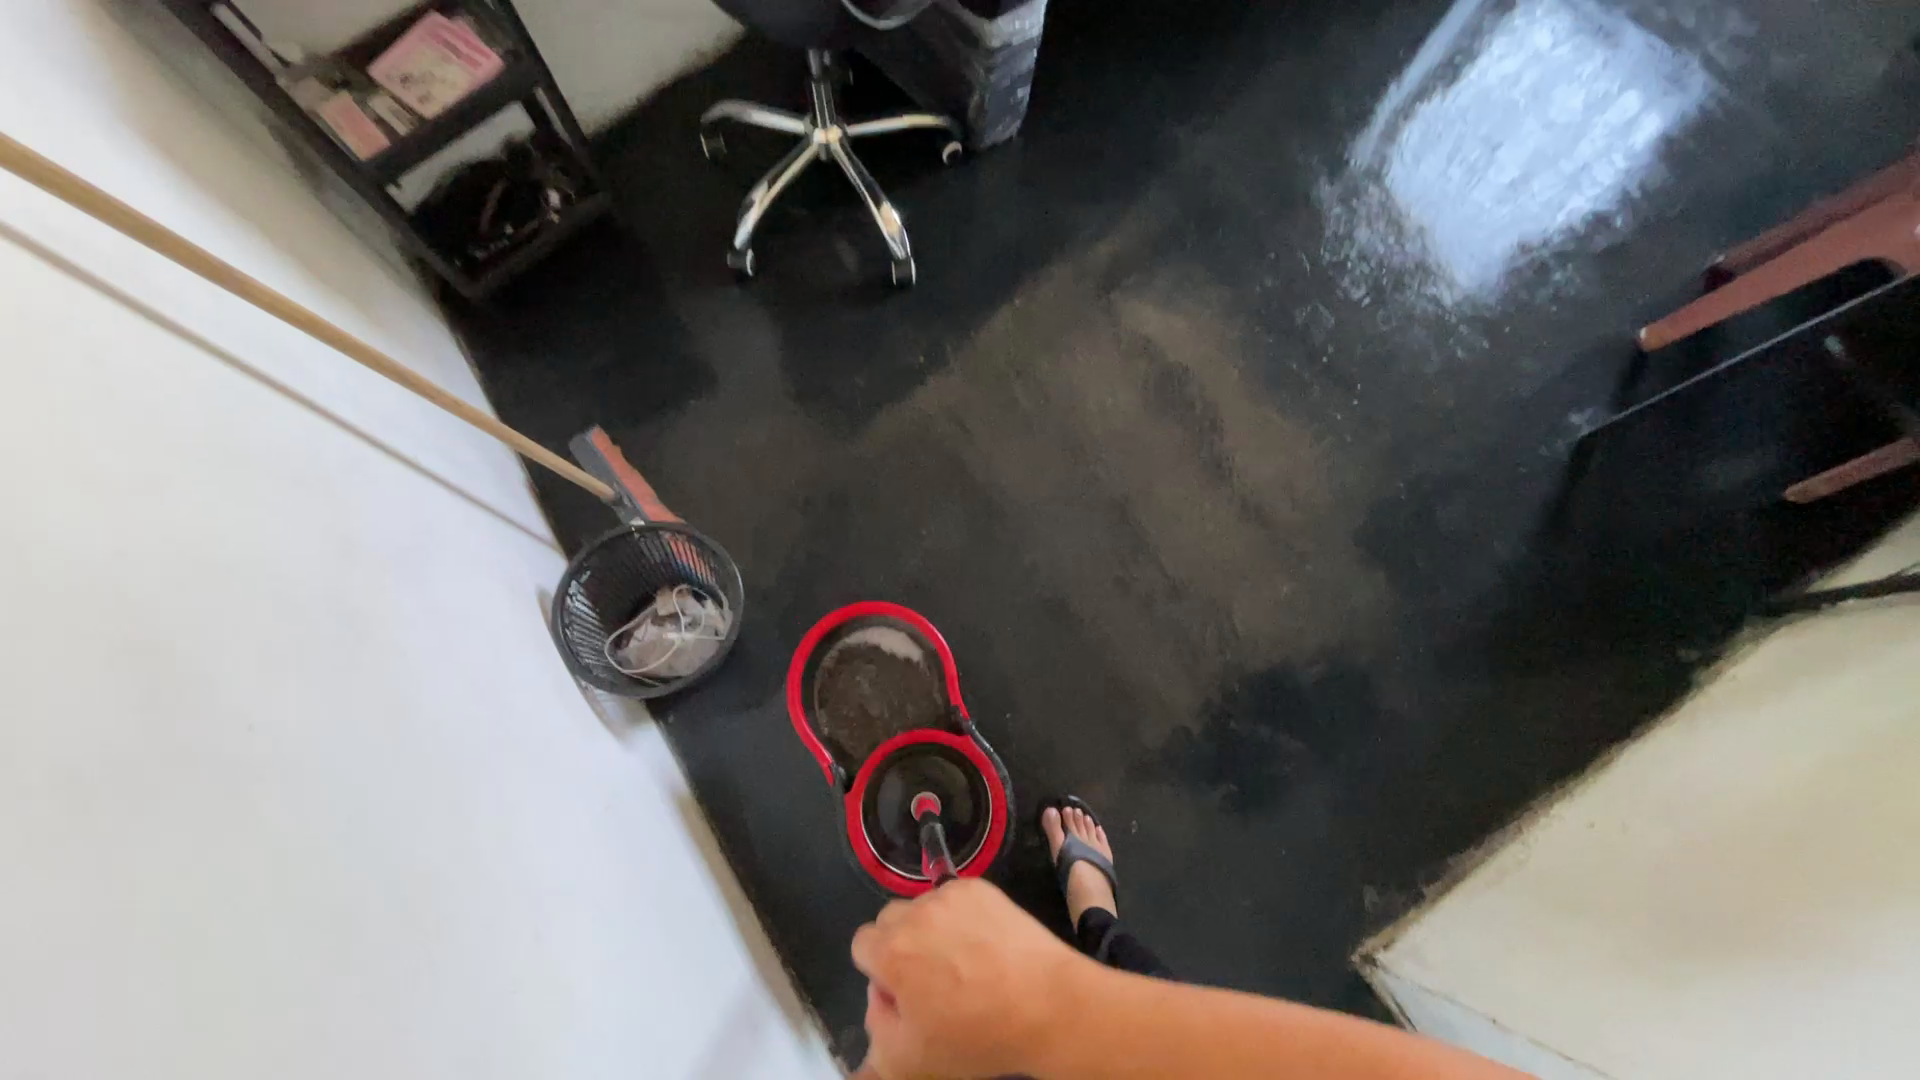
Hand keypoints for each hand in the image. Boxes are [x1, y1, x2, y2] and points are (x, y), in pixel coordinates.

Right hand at [851, 879, 1088, 1079]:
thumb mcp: (908, 1058)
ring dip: (930, 929)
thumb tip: (880, 995)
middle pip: (889, 920)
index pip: (861, 943)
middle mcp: (916, 912)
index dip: (878, 969)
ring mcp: (950, 895)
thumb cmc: (977, 1035)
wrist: (1046, 1003)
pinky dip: (961, 916)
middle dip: (900, 945)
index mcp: (891, 951)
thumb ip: (877, 1025)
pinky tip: (984, 943)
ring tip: (963, 961)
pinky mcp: (980, 887)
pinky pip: (954, 897)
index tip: (904, 991)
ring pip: (923, 907)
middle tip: (931, 977)